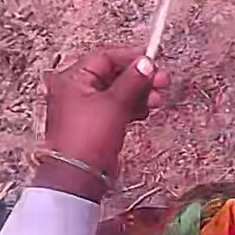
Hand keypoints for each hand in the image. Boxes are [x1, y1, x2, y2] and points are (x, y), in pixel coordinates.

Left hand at [36, 46, 167, 200]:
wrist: (79, 177)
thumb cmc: (88, 138)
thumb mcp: (114, 104)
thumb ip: (132, 81)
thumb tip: (145, 63)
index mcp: (73, 79)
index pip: (105, 58)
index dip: (130, 58)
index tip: (151, 60)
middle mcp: (77, 90)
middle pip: (113, 75)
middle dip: (139, 78)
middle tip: (161, 81)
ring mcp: (86, 108)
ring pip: (118, 92)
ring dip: (139, 93)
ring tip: (157, 98)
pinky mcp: (96, 124)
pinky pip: (117, 108)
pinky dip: (132, 107)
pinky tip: (147, 109)